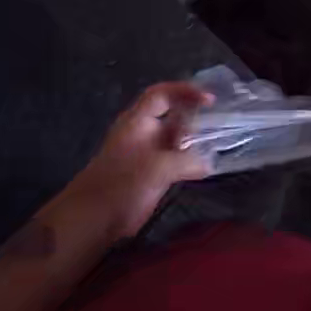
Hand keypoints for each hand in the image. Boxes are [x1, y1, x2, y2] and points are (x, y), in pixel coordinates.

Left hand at [52, 81, 213, 242]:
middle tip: (218, 124)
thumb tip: (207, 163)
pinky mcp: (146, 175)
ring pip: (172, 139)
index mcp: (138, 122)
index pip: (161, 94)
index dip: (185, 91)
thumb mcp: (159, 168)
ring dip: (192, 140)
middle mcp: (141, 134)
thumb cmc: (122, 185)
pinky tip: (202, 167)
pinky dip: (187, 160)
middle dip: (192, 117)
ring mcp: (143, 155)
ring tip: (216, 144)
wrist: (92, 219)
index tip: (210, 100)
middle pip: (169, 115)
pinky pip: (171, 160)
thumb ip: (186, 161)